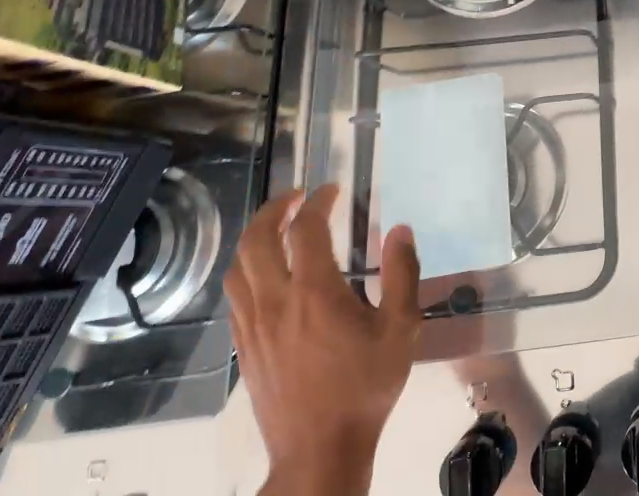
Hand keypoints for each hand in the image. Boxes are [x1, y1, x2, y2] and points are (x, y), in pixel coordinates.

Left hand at [227, 185, 420, 495]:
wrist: (319, 448)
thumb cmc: (366, 386)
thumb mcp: (401, 329)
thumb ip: (402, 275)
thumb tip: (400, 230)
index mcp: (315, 292)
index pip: (306, 229)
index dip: (317, 201)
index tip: (332, 189)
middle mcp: (275, 301)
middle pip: (256, 240)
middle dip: (274, 209)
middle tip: (297, 197)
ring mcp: (253, 325)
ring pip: (238, 267)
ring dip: (254, 237)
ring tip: (277, 227)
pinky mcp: (245, 346)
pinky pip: (236, 294)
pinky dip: (248, 268)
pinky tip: (268, 273)